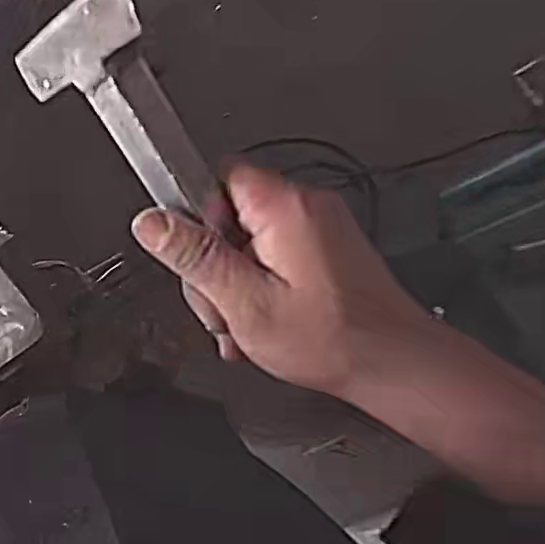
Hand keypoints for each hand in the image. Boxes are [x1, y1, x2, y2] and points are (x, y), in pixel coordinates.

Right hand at [130, 163, 431, 397]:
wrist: (393, 366)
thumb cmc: (333, 339)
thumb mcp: (243, 300)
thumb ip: (193, 256)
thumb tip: (150, 223)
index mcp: (286, 209)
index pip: (216, 177)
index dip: (192, 215)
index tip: (192, 253)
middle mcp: (305, 208)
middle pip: (222, 216)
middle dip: (208, 264)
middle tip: (222, 300)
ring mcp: (313, 229)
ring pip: (237, 243)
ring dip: (227, 284)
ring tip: (243, 317)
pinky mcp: (317, 249)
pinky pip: (261, 258)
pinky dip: (249, 288)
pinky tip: (256, 318)